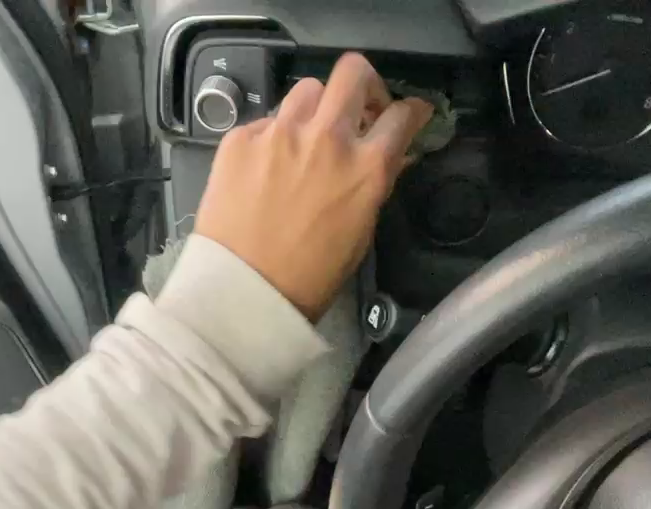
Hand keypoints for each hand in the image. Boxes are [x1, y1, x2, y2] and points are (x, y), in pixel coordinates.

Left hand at [194, 52, 432, 320]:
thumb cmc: (308, 281)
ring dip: (315, 110)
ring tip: (306, 141)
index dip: (409, 112)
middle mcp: (326, 138)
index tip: (406, 116)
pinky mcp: (240, 140)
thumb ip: (373, 188)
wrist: (244, 294)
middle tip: (358, 111)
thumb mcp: (358, 237)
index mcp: (365, 168)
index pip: (401, 116)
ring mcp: (279, 133)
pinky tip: (267, 168)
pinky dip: (274, 138)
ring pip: (307, 91)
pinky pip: (266, 121)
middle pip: (353, 73)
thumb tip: (385, 160)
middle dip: (362, 87)